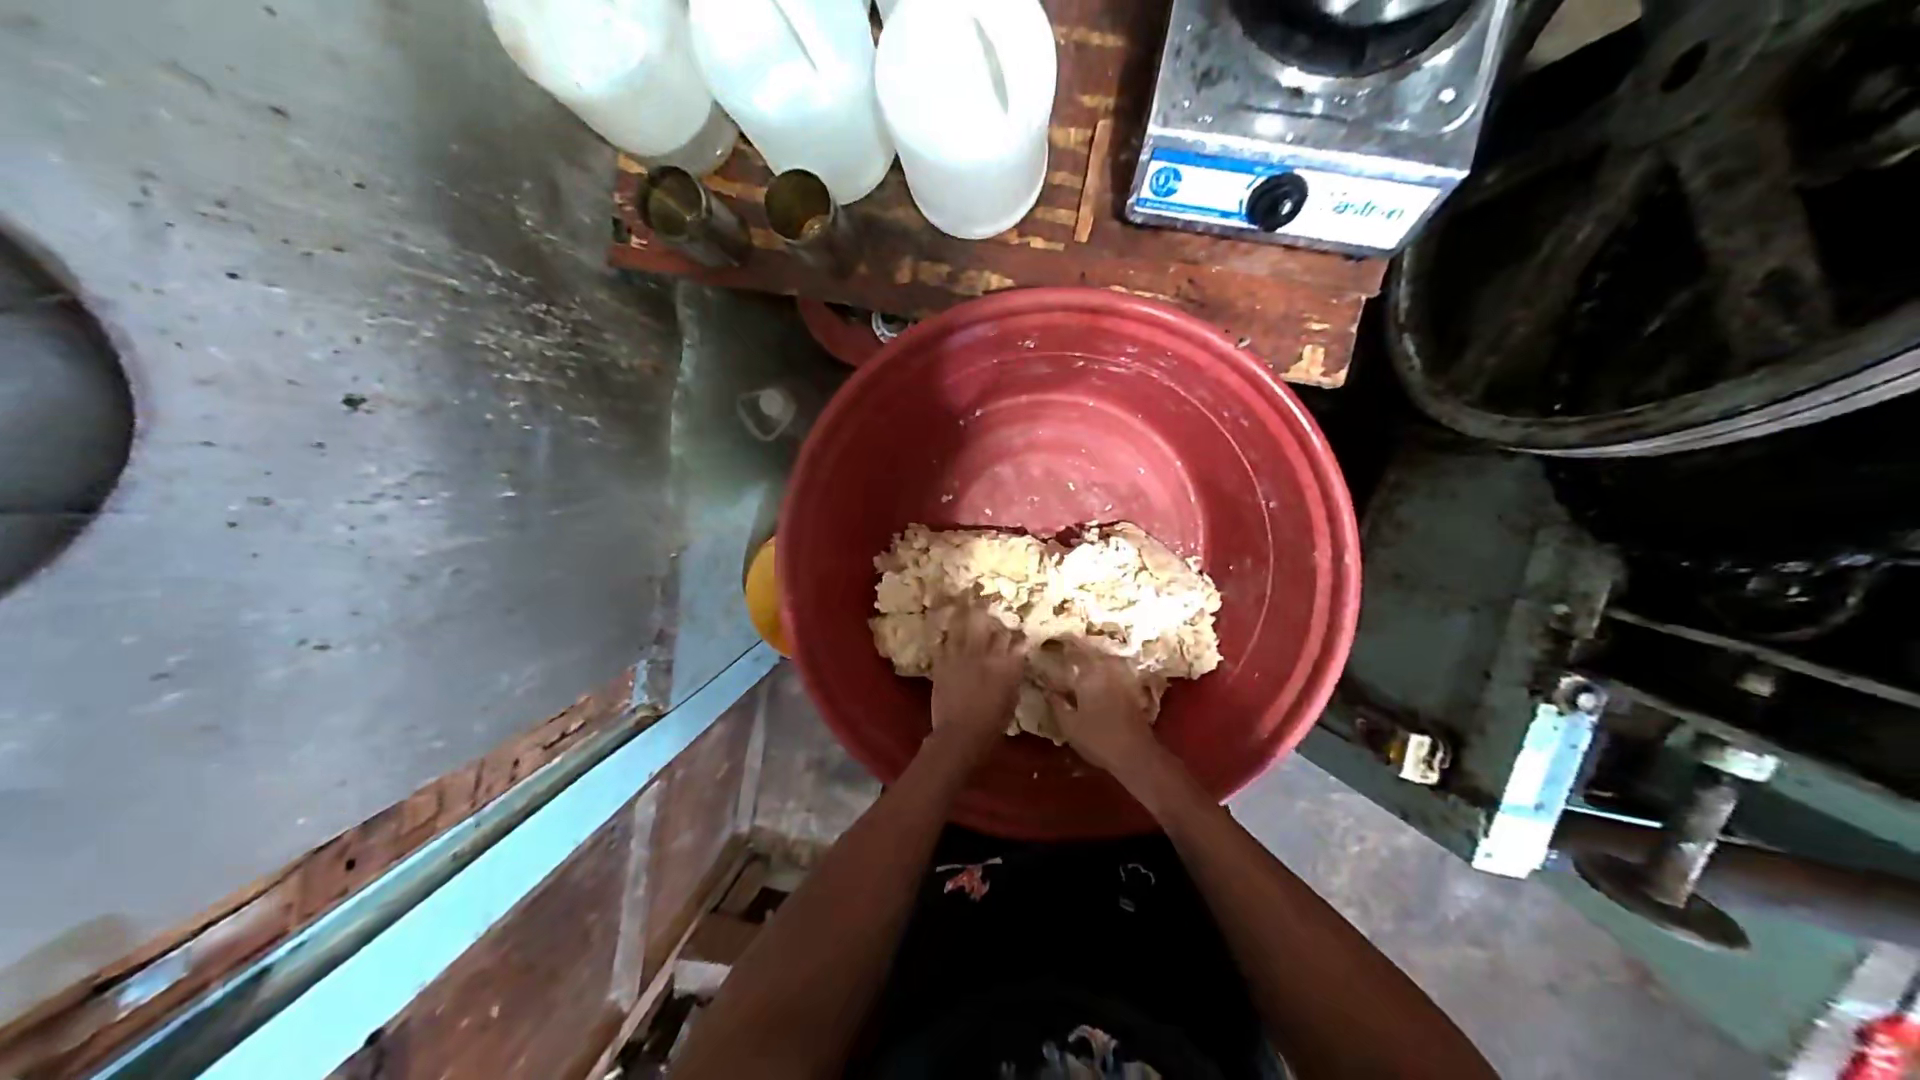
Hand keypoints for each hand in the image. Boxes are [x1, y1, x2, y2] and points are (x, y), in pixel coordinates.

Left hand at [928, 606, 1026, 755]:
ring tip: (964, 598)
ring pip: (964, 625)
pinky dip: (947, 633)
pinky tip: (946, 623)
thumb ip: (1012, 676)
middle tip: (986, 600)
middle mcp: (987, 654)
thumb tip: (1013, 662)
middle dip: (989, 610)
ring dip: (965, 612)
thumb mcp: (1012, 698)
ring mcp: (962, 655)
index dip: (1017, 634)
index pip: (1017, 641)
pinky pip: (944, 641)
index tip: (1015, 630)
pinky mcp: (943, 662)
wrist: (961, 735)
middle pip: (990, 625)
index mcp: (1008, 665)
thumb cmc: (992, 724)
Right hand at [1045, 651, 1161, 779]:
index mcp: (1089, 676)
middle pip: (1091, 658)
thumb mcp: (1069, 725)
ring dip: (1093, 667)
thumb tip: (1047, 690)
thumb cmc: (1098, 739)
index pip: (1073, 657)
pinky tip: (1098, 690)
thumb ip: (1056, 704)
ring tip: (1080, 675)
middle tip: (1066, 661)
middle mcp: (1107, 672)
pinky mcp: (1133, 693)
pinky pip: (1115, 677)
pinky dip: (1105, 679)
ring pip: (1104, 666)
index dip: (1063, 653)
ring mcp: (1122, 681)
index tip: (1053, 653)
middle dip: (1079, 657)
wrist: (1136, 755)